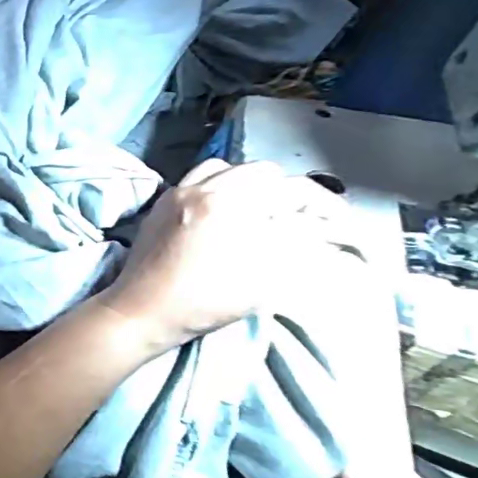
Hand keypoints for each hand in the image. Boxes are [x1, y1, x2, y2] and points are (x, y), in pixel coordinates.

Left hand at [91, 159, 353, 359]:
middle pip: (261, 173)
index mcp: (232, 203)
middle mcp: (204, 188)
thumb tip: (320, 228)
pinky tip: (223, 209)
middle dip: (286, 192)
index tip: (335, 221)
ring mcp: (179, 191)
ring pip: (228, 168)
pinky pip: (198, 177)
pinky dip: (219, 184)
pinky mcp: (163, 201)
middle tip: (297, 218)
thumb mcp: (264, 280)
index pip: (293, 191)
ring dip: (251, 184)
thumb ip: (297, 246)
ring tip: (260, 211)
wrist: (142, 308)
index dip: (323, 205)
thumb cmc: (204, 301)